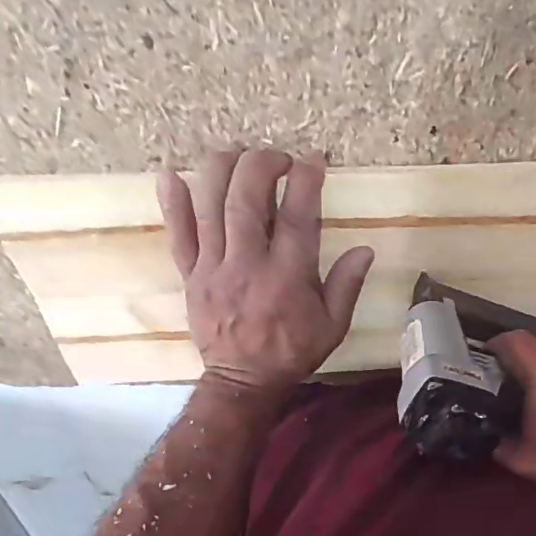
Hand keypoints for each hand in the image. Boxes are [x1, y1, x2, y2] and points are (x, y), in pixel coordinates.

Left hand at [157, 149, 373, 394]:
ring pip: (210, 207)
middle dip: (261, 165)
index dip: (306, 182)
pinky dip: (172, 203)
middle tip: (277, 156)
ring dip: (221, 171)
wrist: (244, 381)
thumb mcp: (334, 325)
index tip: (314, 159)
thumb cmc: (294, 351)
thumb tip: (364, 249)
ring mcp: (214, 269)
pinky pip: (177, 235)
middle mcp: (248, 266)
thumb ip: (347, 285)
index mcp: (288, 278)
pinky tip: (170, 175)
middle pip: (246, 201)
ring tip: (236, 154)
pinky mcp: (191, 275)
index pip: (297, 218)